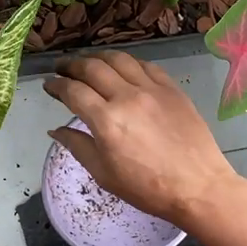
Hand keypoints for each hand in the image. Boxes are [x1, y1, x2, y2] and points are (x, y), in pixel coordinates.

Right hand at [42, 51, 242, 224]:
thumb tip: (56, 130)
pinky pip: (145, 65)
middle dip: (71, 65)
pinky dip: (127, 62)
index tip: (48, 85)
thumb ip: (78, 146)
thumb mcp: (104, 174)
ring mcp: (152, 89)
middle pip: (92, 68)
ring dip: (98, 57)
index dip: (56, 85)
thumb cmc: (147, 188)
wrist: (198, 187)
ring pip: (119, 59)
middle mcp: (127, 97)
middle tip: (61, 68)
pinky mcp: (172, 89)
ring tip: (88, 61)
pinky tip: (121, 67)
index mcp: (106, 121)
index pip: (73, 91)